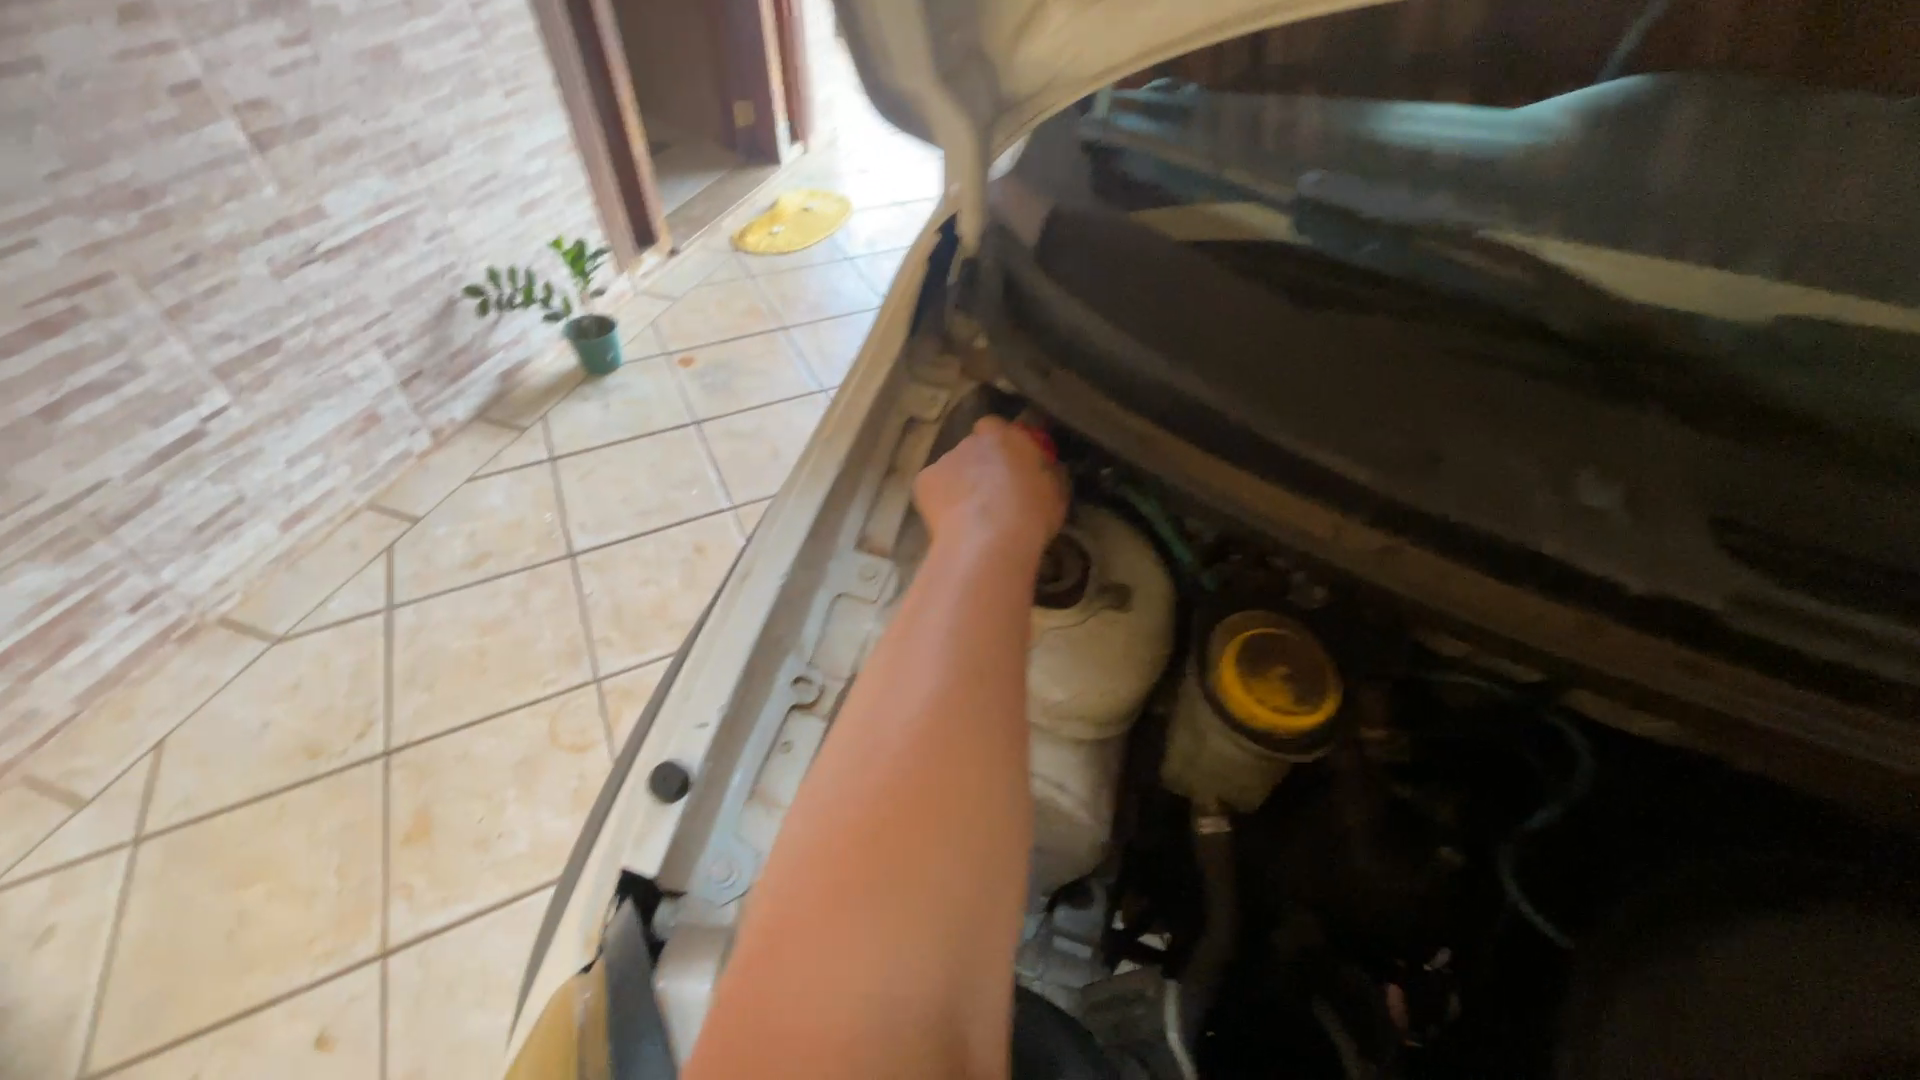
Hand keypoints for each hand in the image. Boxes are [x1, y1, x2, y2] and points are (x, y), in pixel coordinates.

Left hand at [913, 416, 1067, 561]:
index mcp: (1005, 436)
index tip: (1011, 466)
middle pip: (974, 447)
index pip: (997, 427)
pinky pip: (933, 486)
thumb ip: (1048, 471)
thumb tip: (1047, 468)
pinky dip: (940, 499)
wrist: (988, 541)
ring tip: (971, 514)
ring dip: (960, 483)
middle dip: (980, 464)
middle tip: (992, 494)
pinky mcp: (923, 481)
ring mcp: (944, 459)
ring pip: (953, 468)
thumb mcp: (1056, 491)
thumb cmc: (1031, 514)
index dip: (1002, 445)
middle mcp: (971, 440)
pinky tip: (951, 520)